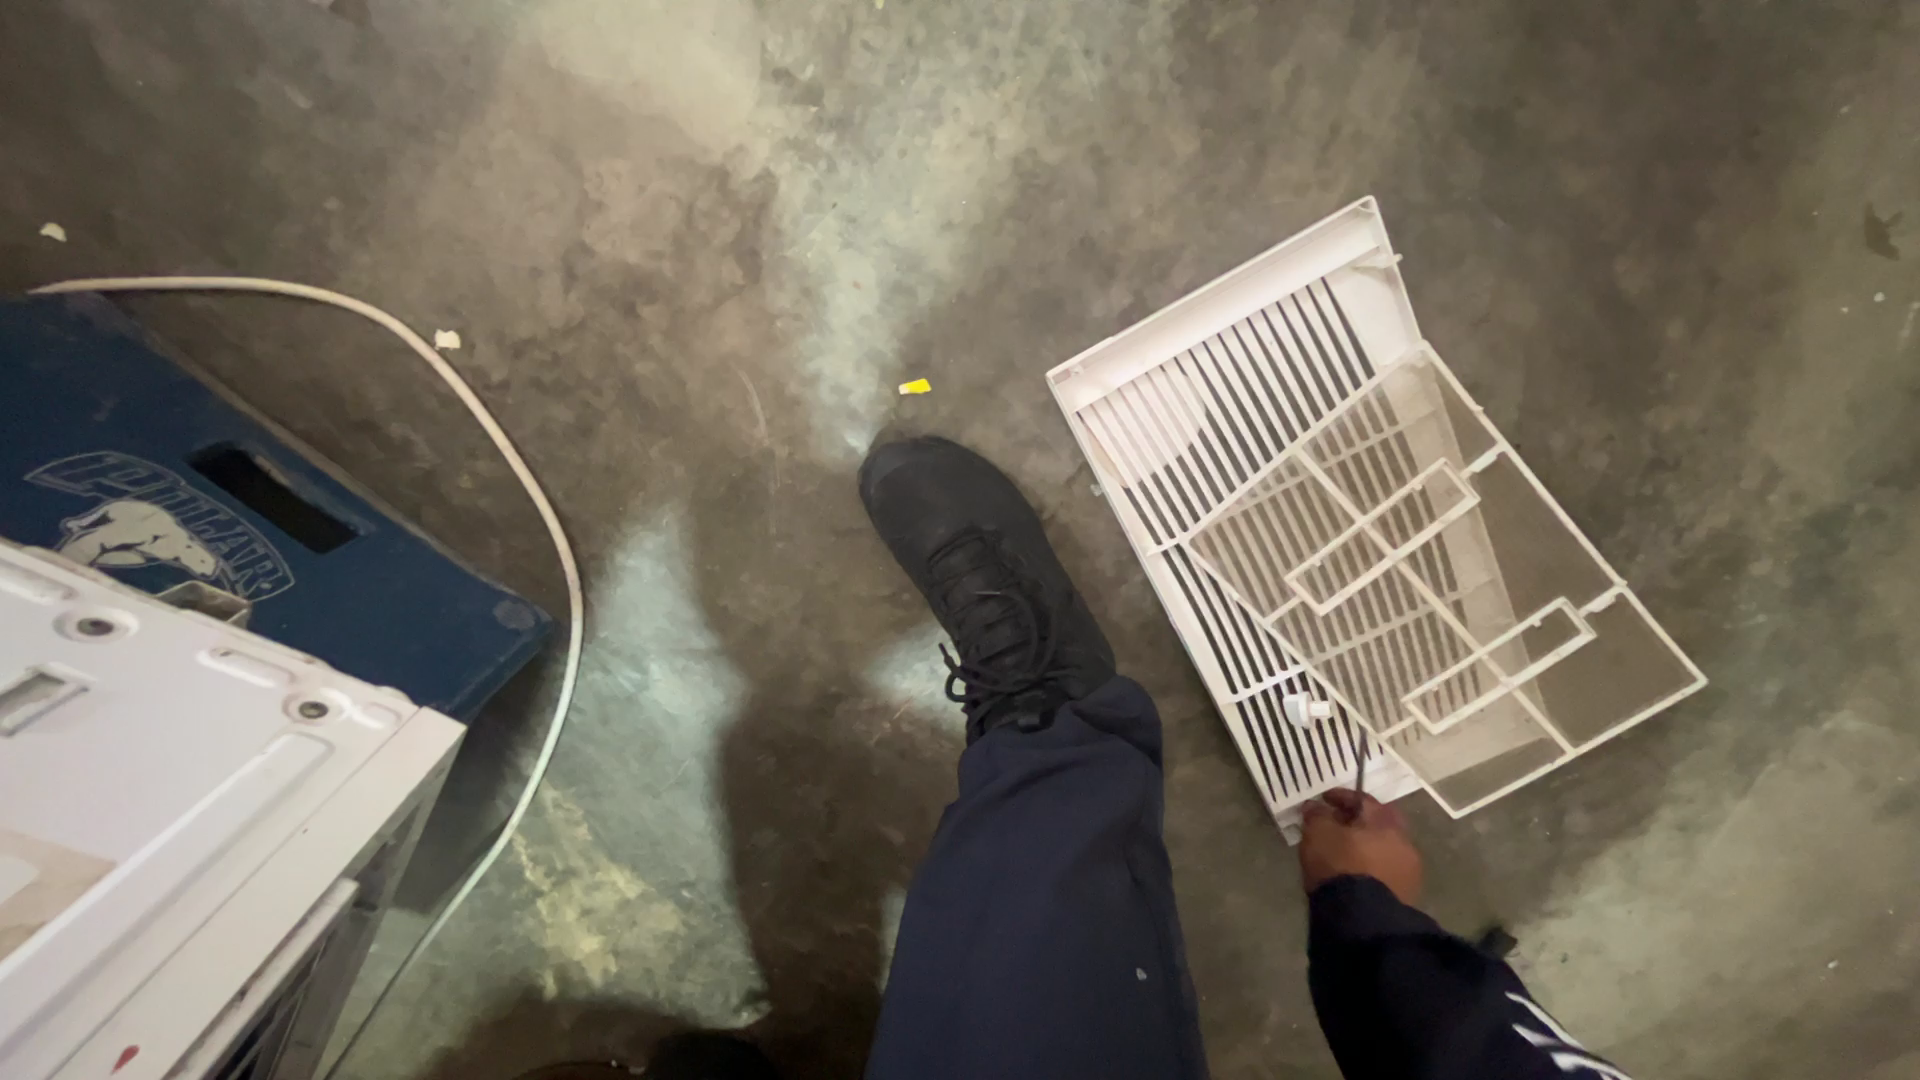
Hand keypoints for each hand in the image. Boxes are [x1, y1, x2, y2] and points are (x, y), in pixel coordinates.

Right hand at [1298, 789, 1422, 905]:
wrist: (1363, 917)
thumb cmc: (1339, 864)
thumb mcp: (1317, 832)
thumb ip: (1316, 815)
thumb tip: (1316, 807)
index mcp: (1383, 821)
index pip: (1363, 799)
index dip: (1341, 796)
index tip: (1324, 799)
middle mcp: (1403, 841)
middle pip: (1381, 822)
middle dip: (1360, 820)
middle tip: (1339, 822)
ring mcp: (1409, 870)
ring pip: (1386, 846)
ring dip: (1368, 844)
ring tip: (1346, 849)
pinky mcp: (1408, 894)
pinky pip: (1387, 868)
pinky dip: (1373, 864)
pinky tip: (1356, 870)